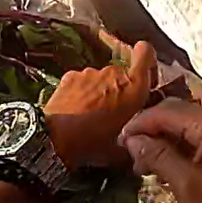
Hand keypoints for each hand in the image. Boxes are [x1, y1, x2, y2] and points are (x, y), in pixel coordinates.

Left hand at [43, 40, 155, 166]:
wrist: (56, 138)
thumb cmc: (92, 143)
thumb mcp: (121, 147)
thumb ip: (134, 137)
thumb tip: (137, 142)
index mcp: (133, 90)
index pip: (145, 55)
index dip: (145, 56)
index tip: (143, 65)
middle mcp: (114, 75)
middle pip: (121, 74)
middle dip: (118, 87)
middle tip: (112, 109)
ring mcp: (90, 72)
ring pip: (100, 78)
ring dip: (98, 90)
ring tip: (90, 112)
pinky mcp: (71, 75)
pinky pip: (81, 80)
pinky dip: (81, 90)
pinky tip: (75, 107)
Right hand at [118, 100, 201, 202]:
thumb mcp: (187, 186)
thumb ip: (158, 156)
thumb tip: (132, 140)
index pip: (166, 112)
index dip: (139, 125)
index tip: (119, 142)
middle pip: (177, 112)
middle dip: (150, 129)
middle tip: (129, 150)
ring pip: (186, 122)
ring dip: (163, 137)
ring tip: (143, 159)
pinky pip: (199, 134)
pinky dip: (179, 143)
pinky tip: (166, 160)